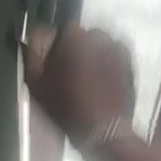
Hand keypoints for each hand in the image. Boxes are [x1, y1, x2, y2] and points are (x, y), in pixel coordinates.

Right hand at [24, 24, 136, 143]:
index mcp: (75, 39)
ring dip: (96, 55)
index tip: (58, 61)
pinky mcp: (130, 64)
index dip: (61, 44)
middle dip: (80, 49)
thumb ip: (31, 56)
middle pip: (86, 36)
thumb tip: (29, 39)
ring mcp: (118, 50)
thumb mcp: (38, 85)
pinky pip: (116, 56)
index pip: (66, 29)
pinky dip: (110, 63)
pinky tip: (104, 81)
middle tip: (74, 71)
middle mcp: (99, 38)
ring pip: (103, 45)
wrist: (104, 131)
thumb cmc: (67, 108)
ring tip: (90, 77)